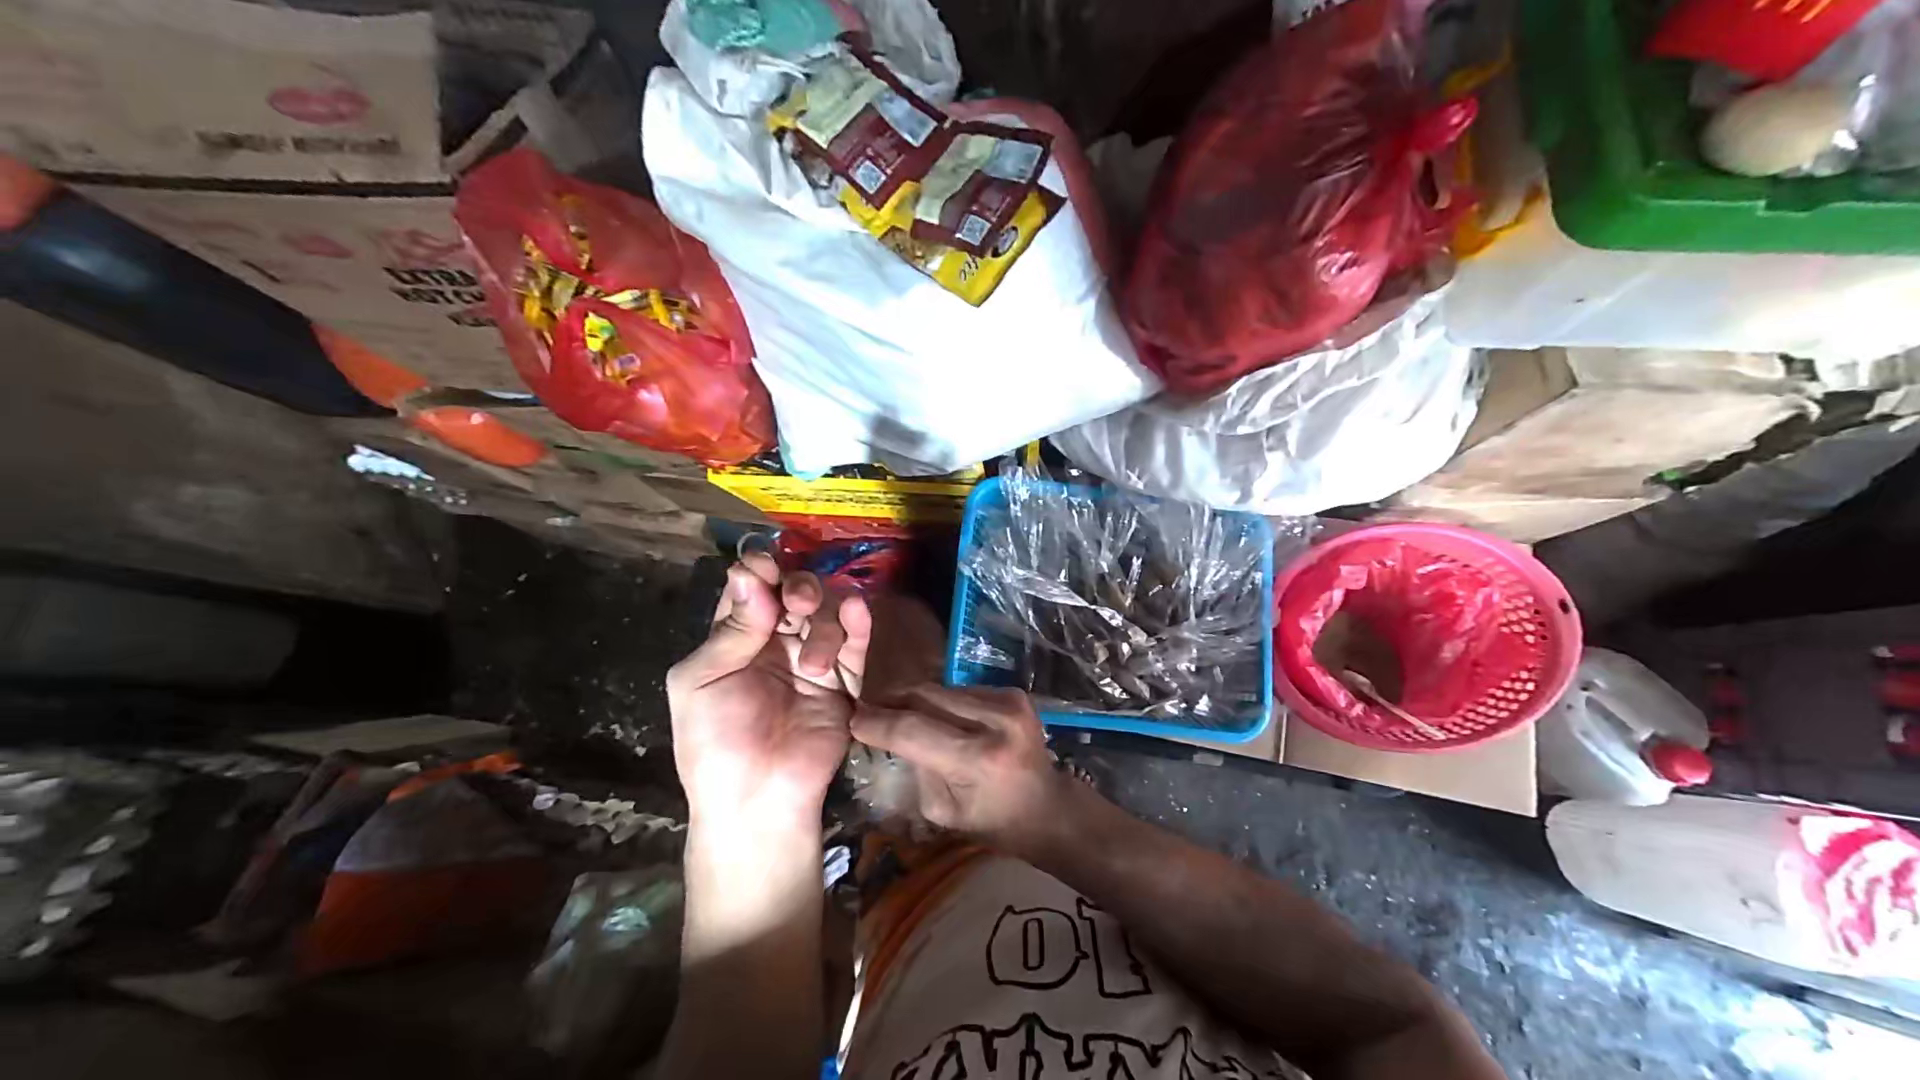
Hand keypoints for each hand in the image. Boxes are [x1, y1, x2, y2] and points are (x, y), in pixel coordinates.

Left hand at [667, 553, 871, 830]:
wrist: (756, 799)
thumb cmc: (715, 742)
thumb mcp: (702, 682)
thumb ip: (732, 630)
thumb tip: (750, 571)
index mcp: (735, 638)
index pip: (752, 589)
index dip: (760, 572)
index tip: (765, 567)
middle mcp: (776, 642)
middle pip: (794, 593)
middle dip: (799, 588)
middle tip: (796, 603)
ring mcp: (813, 660)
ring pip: (827, 614)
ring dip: (823, 623)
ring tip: (812, 665)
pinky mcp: (845, 683)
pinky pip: (855, 646)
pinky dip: (858, 625)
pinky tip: (857, 611)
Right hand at [849, 685, 1074, 855]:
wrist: (1047, 806)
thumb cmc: (991, 820)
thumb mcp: (942, 810)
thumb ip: (915, 768)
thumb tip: (888, 733)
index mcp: (977, 759)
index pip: (912, 730)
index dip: (878, 722)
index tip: (854, 720)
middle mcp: (995, 722)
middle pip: (925, 698)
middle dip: (893, 704)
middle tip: (871, 710)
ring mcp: (1009, 702)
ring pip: (941, 689)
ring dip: (918, 700)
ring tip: (901, 712)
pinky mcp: (1014, 693)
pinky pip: (962, 690)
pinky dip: (944, 701)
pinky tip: (941, 717)